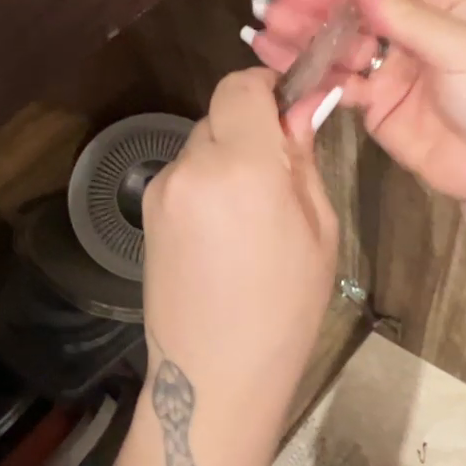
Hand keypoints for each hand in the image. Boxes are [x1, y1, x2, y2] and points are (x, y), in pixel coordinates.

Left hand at [140, 68, 338, 406]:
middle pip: (221, 114)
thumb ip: (302, 160)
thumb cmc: (286, 311)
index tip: (291, 110)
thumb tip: (303, 108)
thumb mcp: (319, 232)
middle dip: (252, 129)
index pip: (242, 85)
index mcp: (243, 166)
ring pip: (201, 145)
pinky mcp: (146, 214)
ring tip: (252, 217)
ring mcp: (161, 191)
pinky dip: (207, 185)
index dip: (269, 88)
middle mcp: (191, 166)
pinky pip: (184, 177)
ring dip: (229, 158)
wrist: (213, 379)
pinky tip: (223, 235)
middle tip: (280, 175)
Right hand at [245, 0, 465, 203]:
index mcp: (436, 3)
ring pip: (335, 41)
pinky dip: (303, 69)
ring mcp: (387, 67)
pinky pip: (333, 80)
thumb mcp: (458, 46)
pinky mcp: (372, 104)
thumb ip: (405, 12)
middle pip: (351, 5)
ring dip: (299, 30)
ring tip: (259, 19)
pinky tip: (270, 54)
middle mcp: (406, 29)